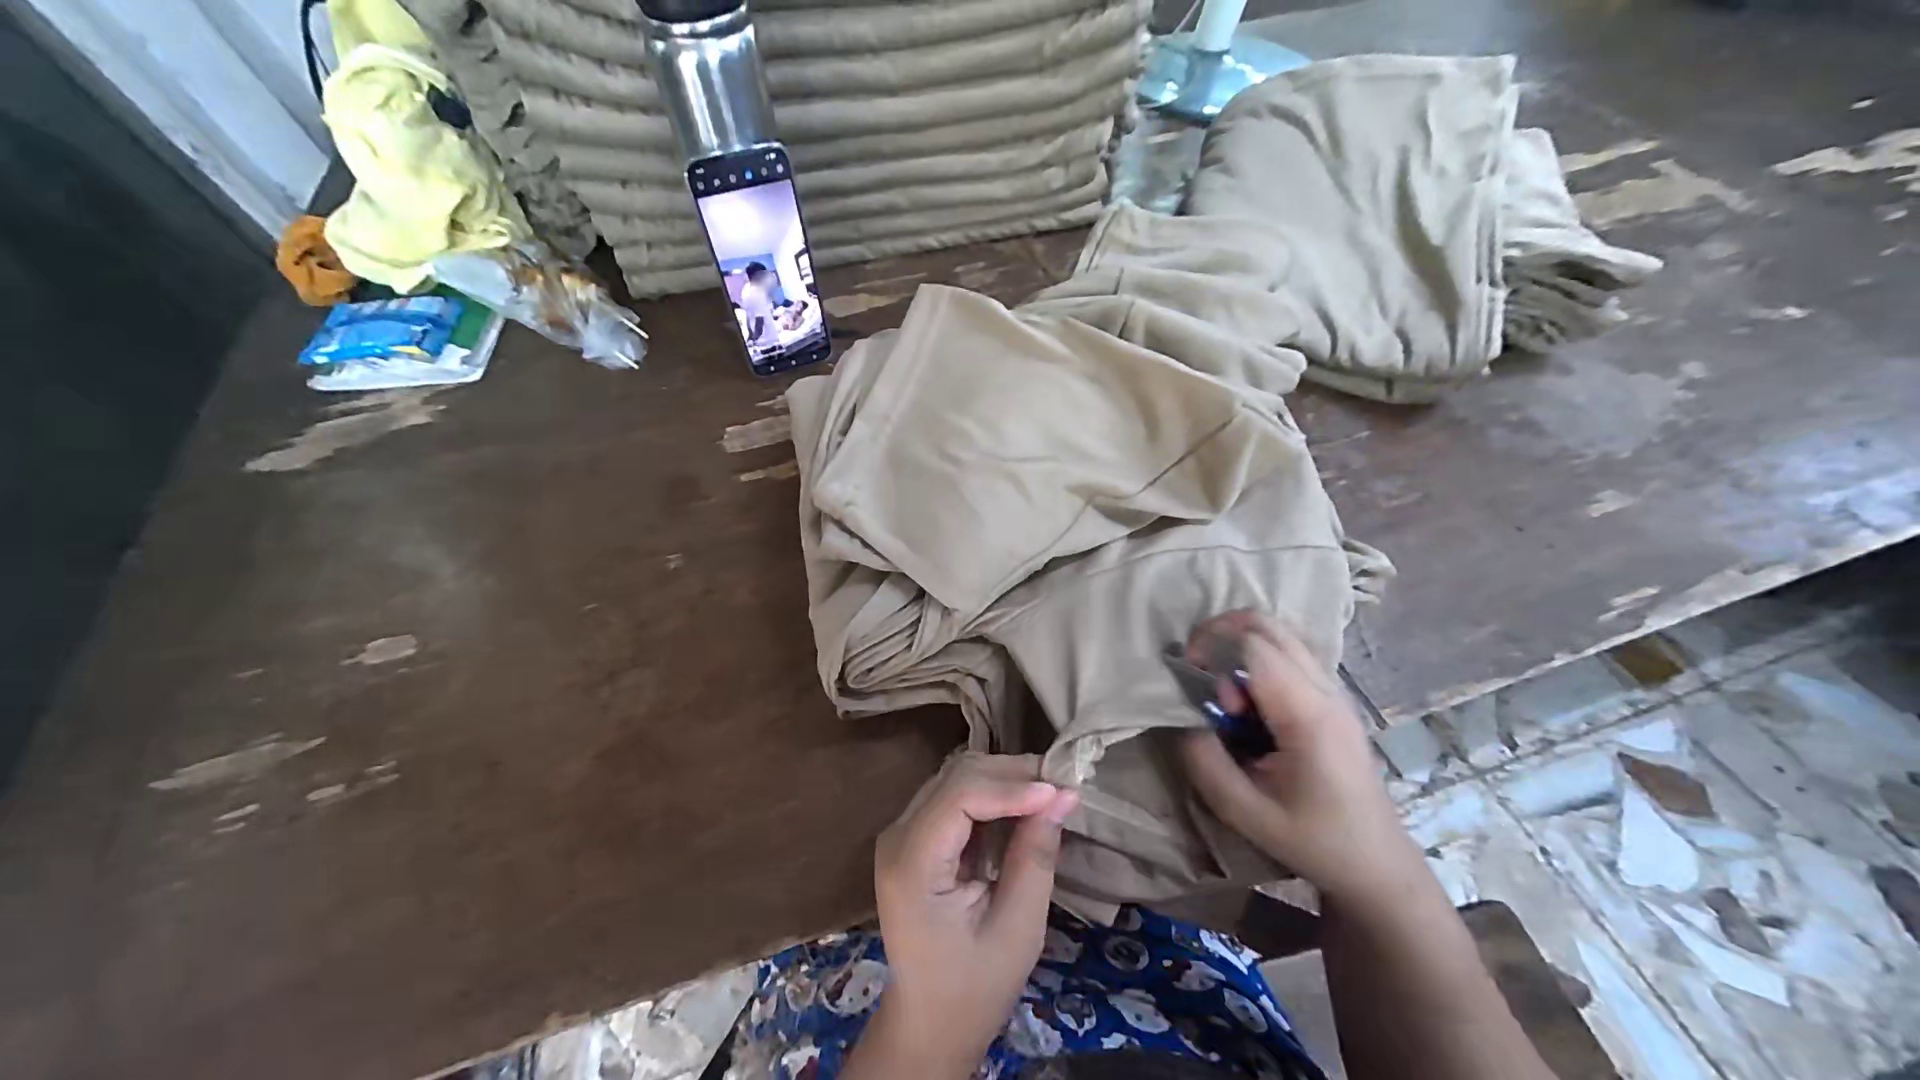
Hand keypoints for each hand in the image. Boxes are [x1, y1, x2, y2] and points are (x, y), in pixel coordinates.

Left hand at [851, 753, 1077, 1078]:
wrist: (930, 1018)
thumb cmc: (974, 986)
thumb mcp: (1017, 929)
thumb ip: (1034, 857)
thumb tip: (1062, 796)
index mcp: (911, 864)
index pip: (959, 796)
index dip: (1010, 787)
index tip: (1060, 792)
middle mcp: (897, 836)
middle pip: (956, 776)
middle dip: (1012, 775)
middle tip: (1063, 787)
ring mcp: (902, 832)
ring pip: (956, 777)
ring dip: (1004, 778)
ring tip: (1049, 794)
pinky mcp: (915, 835)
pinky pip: (955, 795)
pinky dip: (993, 793)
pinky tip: (1024, 806)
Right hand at [1179, 615, 1425, 905]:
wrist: (1377, 864)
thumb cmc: (1312, 840)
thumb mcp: (1243, 811)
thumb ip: (1204, 759)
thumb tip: (1185, 715)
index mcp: (1308, 716)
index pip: (1255, 646)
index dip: (1212, 645)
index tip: (1189, 673)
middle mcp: (1327, 692)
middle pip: (1270, 627)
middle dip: (1222, 632)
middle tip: (1197, 666)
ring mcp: (1336, 693)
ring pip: (1281, 636)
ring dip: (1242, 648)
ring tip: (1226, 695)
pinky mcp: (1334, 701)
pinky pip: (1291, 657)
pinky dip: (1258, 661)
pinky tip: (1248, 703)